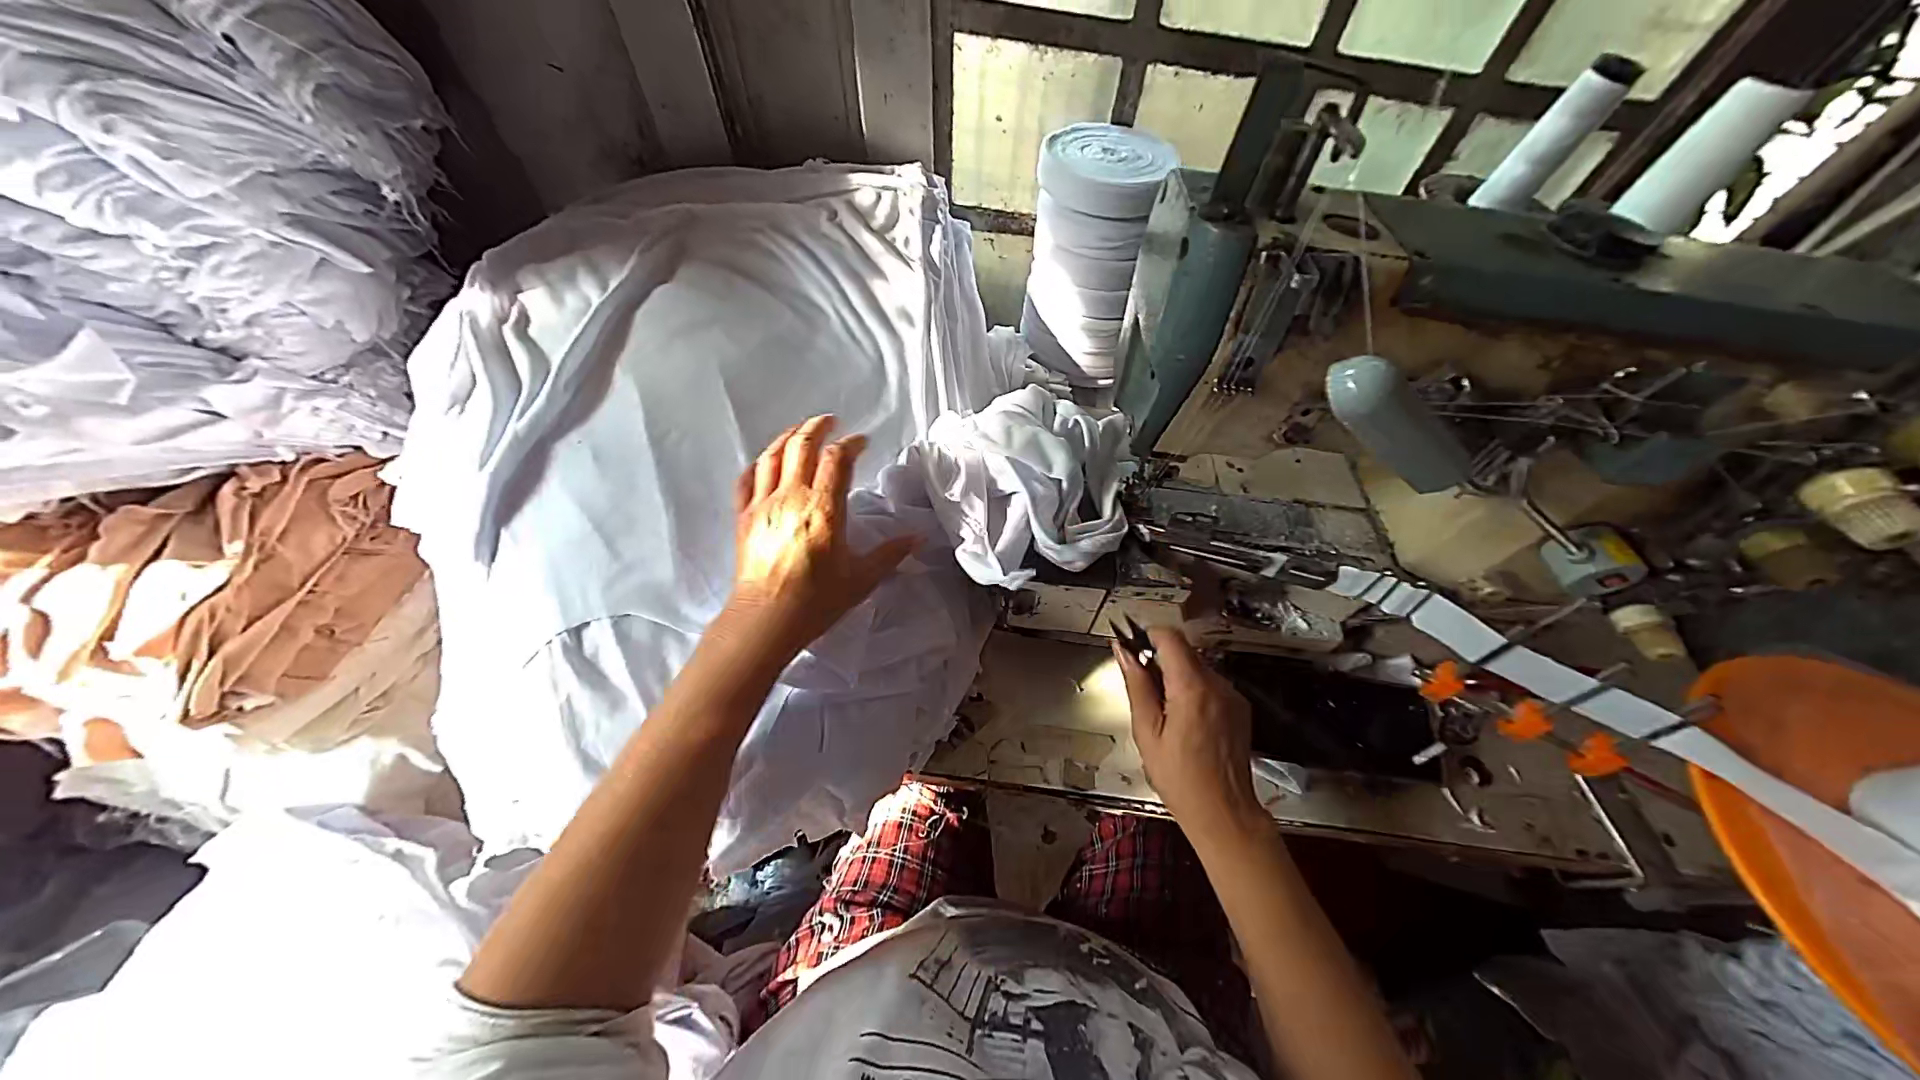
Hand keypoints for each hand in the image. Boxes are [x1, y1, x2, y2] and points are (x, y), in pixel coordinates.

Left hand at [723, 415, 918, 658]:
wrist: (766, 620)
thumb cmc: (816, 601)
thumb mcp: (861, 578)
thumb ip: (890, 554)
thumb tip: (917, 539)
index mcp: (824, 509)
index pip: (837, 458)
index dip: (851, 443)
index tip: (861, 441)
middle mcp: (792, 499)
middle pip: (801, 445)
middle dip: (817, 427)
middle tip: (830, 421)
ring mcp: (763, 506)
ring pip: (772, 456)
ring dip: (788, 437)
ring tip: (800, 430)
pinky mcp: (744, 518)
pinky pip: (747, 479)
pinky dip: (759, 464)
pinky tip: (766, 462)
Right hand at [1113, 625, 1260, 830]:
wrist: (1223, 811)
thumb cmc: (1182, 779)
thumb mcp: (1146, 731)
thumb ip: (1136, 684)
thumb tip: (1124, 653)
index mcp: (1193, 688)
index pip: (1170, 637)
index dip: (1147, 636)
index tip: (1132, 646)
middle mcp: (1218, 686)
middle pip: (1184, 651)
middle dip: (1159, 659)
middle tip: (1140, 684)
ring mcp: (1232, 696)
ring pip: (1197, 667)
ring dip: (1175, 675)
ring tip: (1160, 710)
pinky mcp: (1239, 708)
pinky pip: (1211, 685)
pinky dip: (1192, 690)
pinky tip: (1181, 718)